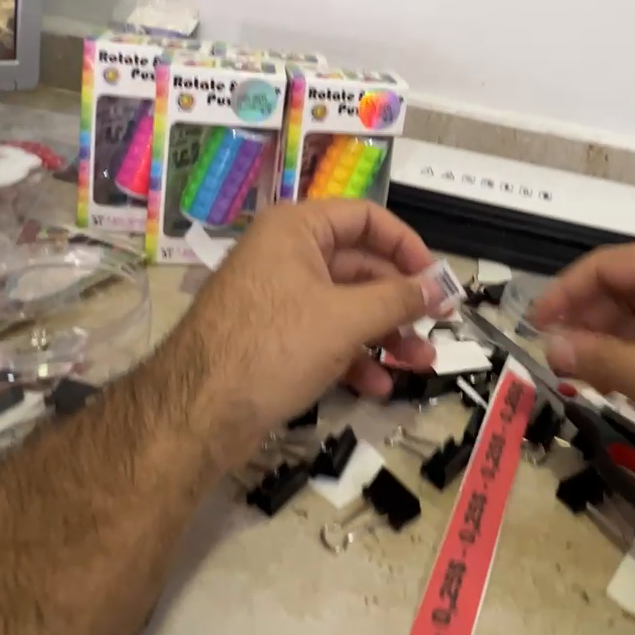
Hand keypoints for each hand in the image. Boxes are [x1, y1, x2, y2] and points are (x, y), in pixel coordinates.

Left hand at [171, 200, 452, 463]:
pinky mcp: (275, 337)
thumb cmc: (273, 347)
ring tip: (420, 365)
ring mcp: (280, 297)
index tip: (436, 278)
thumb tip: (439, 286)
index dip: (407, 245)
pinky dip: (355, 356)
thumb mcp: (345, 319)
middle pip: (361, 266)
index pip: (366, 218)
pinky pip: (327, 334)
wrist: (194, 417)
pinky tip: (379, 386)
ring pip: (347, 306)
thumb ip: (398, 298)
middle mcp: (288, 254)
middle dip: (401, 302)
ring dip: (386, 334)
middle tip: (438, 327)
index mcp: (297, 228)